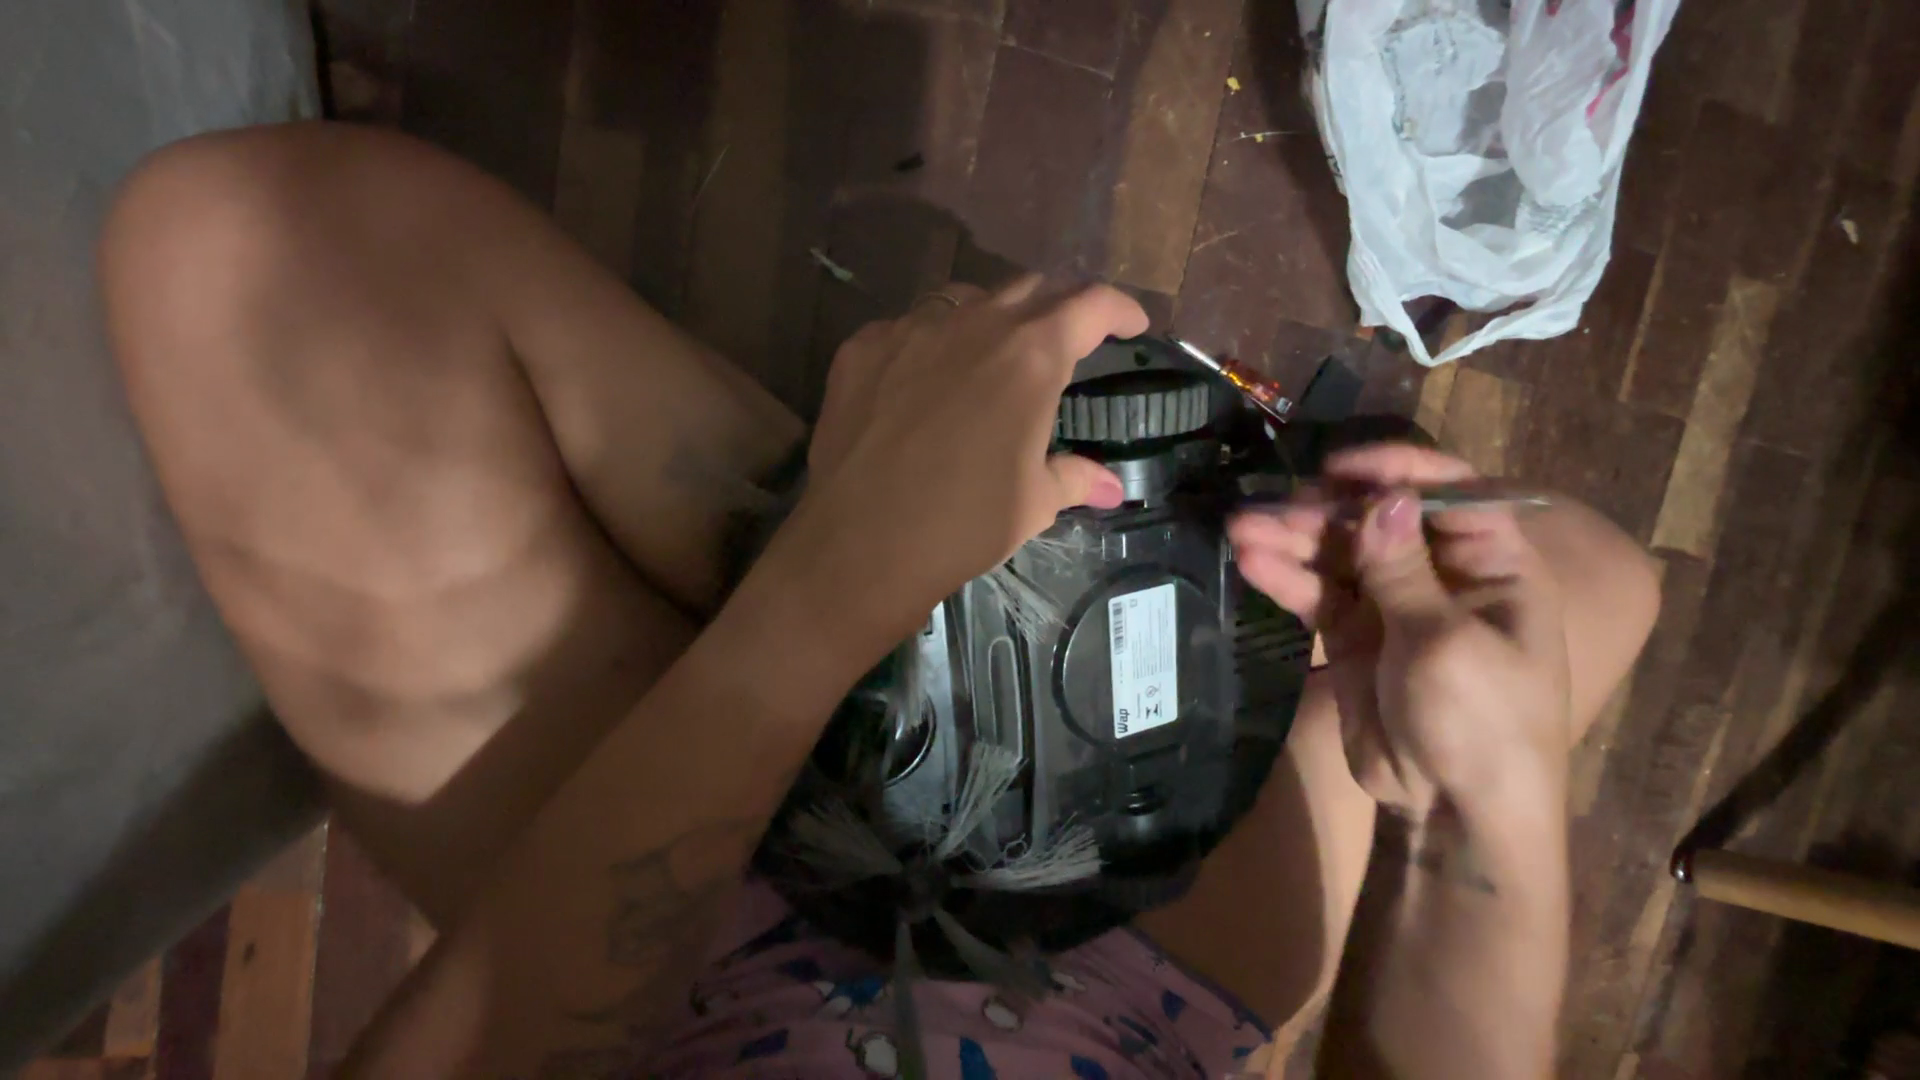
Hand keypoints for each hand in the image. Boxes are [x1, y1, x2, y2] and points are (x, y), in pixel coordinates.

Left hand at [777, 277, 1146, 641]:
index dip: (1118, 309)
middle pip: (1028, 290)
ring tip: (990, 356)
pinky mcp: (862, 348)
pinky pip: (907, 328)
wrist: (862, 542)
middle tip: (1064, 340)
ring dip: (989, 319)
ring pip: (963, 301)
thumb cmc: (964, 524)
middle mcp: (973, 324)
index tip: (1130, 324)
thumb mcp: (1033, 503)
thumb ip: (1075, 478)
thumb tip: (1111, 488)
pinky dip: (929, 344)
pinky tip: (923, 382)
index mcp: (1030, 356)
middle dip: (1056, 308)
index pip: (1089, 304)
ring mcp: (910, 329)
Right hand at [1228, 445, 1571, 821]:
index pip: (1450, 496)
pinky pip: (1317, 594)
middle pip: (1379, 522)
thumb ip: (1404, 570)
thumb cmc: (1480, 721)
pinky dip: (1286, 578)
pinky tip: (1251, 562)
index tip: (1342, 467)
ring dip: (1292, 540)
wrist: (1451, 806)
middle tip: (1273, 509)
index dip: (1399, 471)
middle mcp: (1442, 576)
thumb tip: (1384, 500)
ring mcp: (1392, 604)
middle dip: (1326, 511)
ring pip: (1338, 554)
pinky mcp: (1352, 634)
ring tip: (1241, 528)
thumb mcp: (1446, 642)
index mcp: (1493, 568)